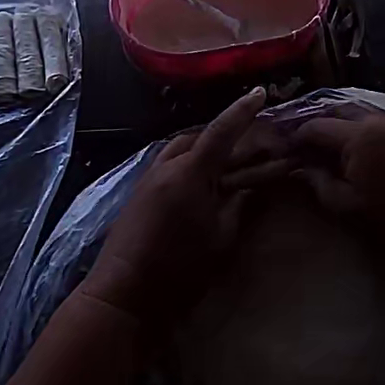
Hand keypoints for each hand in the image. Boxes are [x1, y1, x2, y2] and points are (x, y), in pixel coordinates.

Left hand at [76, 88, 285, 334]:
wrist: (125, 292)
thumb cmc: (179, 269)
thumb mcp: (221, 239)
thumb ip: (240, 206)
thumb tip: (254, 186)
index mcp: (190, 171)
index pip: (222, 130)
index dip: (243, 110)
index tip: (259, 92)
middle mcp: (167, 165)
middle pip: (202, 137)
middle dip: (229, 134)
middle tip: (256, 142)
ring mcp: (150, 177)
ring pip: (184, 149)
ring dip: (209, 147)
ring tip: (234, 158)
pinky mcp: (142, 192)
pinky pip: (171, 163)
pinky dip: (193, 161)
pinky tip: (207, 176)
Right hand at [287, 105, 384, 259]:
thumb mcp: (345, 204)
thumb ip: (318, 181)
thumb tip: (300, 168)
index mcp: (358, 135)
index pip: (315, 126)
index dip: (295, 137)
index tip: (284, 149)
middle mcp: (376, 119)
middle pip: (335, 111)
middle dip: (315, 124)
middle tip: (301, 144)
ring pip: (356, 113)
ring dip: (337, 125)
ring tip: (324, 146)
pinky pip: (375, 121)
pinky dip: (357, 129)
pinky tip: (351, 149)